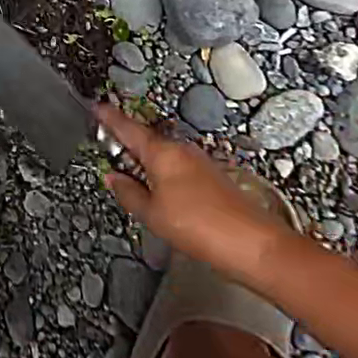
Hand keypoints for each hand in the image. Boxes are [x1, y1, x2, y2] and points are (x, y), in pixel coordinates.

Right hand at [96, 102, 293, 277]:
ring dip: (147, 164)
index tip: (97, 108)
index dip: (108, 117)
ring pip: (164, 156)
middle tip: (109, 152)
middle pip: (146, 141)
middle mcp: (183, 152)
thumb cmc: (206, 229)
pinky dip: (165, 176)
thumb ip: (127, 192)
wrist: (260, 249)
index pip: (127, 127)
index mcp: (162, 153)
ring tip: (134, 183)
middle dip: (127, 146)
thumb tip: (113, 179)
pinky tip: (163, 196)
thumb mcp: (151, 214)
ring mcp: (202, 164)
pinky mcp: (216, 179)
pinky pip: (180, 169)